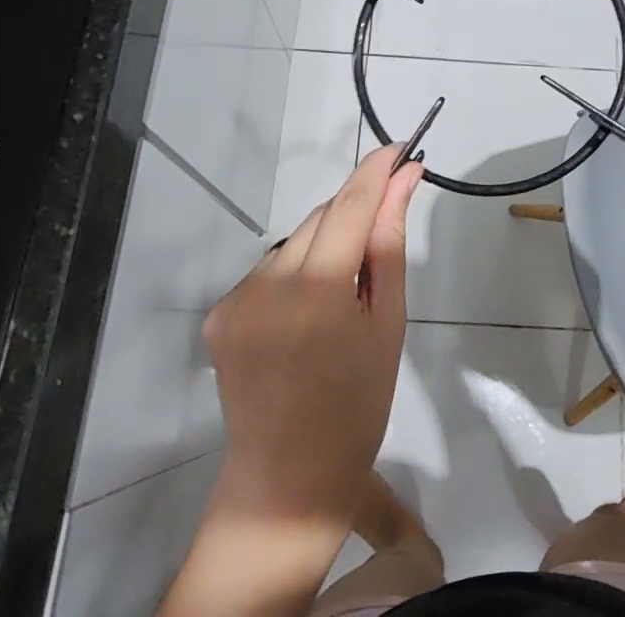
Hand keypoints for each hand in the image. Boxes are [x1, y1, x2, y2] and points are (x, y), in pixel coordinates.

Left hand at [202, 144, 421, 524]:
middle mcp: (268, 282)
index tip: (401, 148)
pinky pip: (267, 273)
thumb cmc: (358, 405)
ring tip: (341, 300)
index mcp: (319, 289)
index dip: (376, 171)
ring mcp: (236, 299)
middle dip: (352, 217)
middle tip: (380, 244)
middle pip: (319, 221)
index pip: (350, 205)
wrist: (291, 476)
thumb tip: (405, 182)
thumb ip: (390, 246)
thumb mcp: (387, 325)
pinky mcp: (219, 315)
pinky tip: (305, 318)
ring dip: (322, 250)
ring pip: (293, 245)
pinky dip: (294, 276)